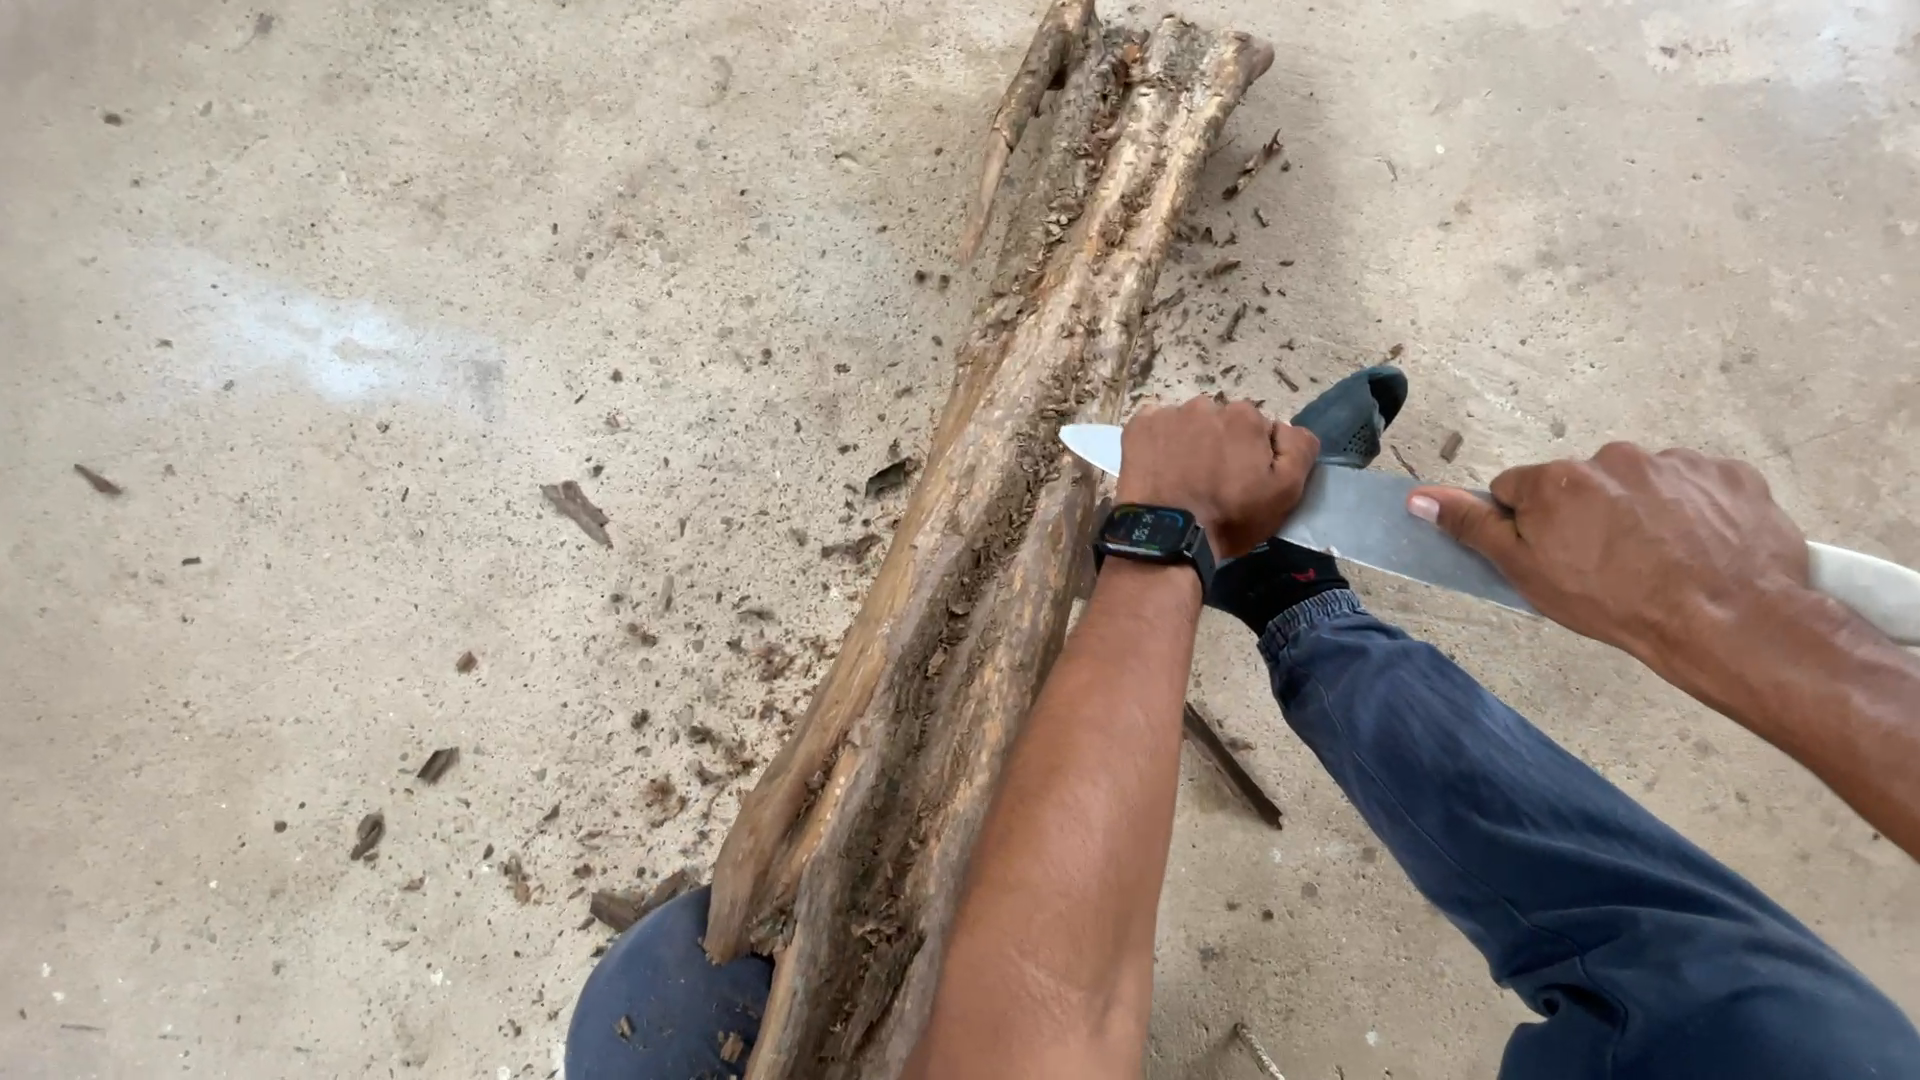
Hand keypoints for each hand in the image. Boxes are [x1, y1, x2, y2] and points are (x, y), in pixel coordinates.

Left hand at [1115, 395, 1318, 558]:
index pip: (1256, 429)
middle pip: (1220, 422)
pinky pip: (1155, 425)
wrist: (1168, 535)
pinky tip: (1159, 465)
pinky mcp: (1138, 427)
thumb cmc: (1229, 517)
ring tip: (1182, 475)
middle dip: (1219, 444)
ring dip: (1189, 441)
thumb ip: (1298, 449)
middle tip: (1210, 480)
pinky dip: (1158, 440)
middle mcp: (1207, 405)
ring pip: (1188, 423)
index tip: (1241, 480)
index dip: (1251, 455)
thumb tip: (1284, 427)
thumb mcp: (1285, 491)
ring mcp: (1168, 414)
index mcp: (1245, 417)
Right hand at [1407, 443, 1810, 665]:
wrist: (1726, 619)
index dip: (1524, 522)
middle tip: (1600, 561)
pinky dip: (1689, 507)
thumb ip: (1470, 526)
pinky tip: (1694, 544)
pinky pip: (1694, 484)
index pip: (1515, 489)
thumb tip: (1418, 498)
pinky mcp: (1730, 475)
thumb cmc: (1611, 600)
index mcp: (1554, 479)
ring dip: (1635, 508)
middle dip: (1581, 511)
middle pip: (1576, 482)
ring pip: (1635, 482)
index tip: (1546, 553)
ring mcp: (1677, 463)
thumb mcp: (1523, 570)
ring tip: (1653, 556)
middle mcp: (1611, 457)